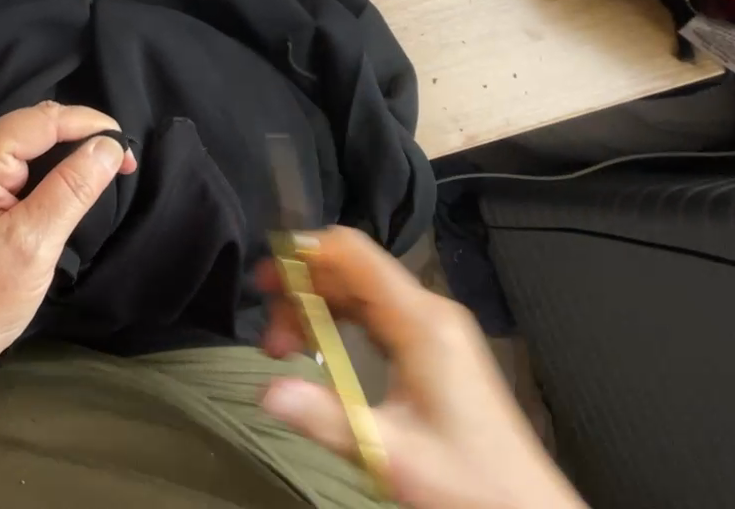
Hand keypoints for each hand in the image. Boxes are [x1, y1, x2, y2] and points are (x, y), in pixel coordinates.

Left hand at [0, 103, 135, 389]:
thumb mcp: (32, 245)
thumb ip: (71, 190)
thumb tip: (109, 146)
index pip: (41, 119)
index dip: (90, 126)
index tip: (131, 151)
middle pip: (35, 124)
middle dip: (82, 137)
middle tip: (126, 166)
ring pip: (30, 141)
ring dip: (69, 153)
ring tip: (109, 173)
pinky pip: (20, 162)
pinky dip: (51, 169)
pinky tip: (74, 184)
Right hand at [258, 227, 587, 508]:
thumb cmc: (470, 483)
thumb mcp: (390, 454)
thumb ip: (325, 418)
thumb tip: (265, 390)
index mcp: (420, 321)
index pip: (351, 252)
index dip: (302, 253)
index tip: (265, 283)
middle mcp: (427, 311)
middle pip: (346, 270)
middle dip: (299, 293)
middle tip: (272, 339)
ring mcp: (431, 327)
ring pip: (355, 290)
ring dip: (313, 309)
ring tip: (286, 348)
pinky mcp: (430, 345)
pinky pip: (371, 311)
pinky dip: (335, 320)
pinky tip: (318, 349)